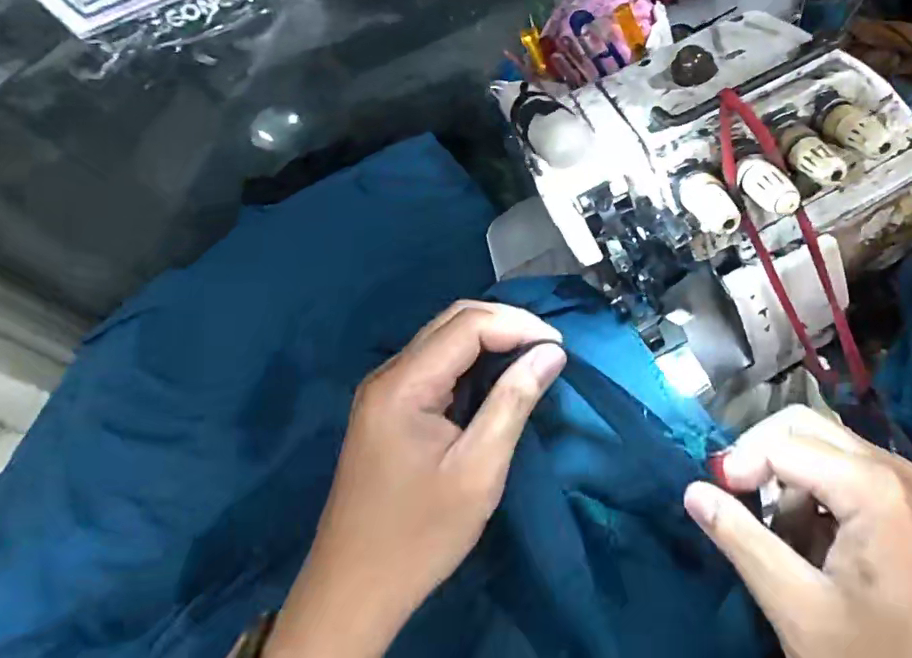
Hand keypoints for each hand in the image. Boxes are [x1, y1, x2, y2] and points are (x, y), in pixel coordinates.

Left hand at [264, 301, 565, 657]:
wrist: (352, 592)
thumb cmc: (419, 536)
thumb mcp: (478, 471)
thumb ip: (513, 402)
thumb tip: (551, 352)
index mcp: (403, 384)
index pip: (467, 324)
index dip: (518, 325)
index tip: (559, 348)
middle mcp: (388, 374)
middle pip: (453, 321)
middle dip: (506, 325)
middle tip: (548, 349)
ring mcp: (384, 389)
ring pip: (444, 337)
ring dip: (490, 338)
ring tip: (531, 358)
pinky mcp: (387, 406)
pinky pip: (435, 362)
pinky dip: (471, 359)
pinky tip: (496, 377)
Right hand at [684, 406, 911, 657]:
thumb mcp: (802, 610)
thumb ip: (742, 542)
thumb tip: (693, 491)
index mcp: (868, 483)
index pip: (780, 443)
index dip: (739, 464)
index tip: (714, 500)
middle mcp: (888, 466)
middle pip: (803, 428)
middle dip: (762, 458)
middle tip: (736, 504)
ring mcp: (905, 485)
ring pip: (823, 448)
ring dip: (788, 479)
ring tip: (778, 540)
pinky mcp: (910, 508)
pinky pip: (848, 473)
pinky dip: (816, 494)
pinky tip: (812, 546)